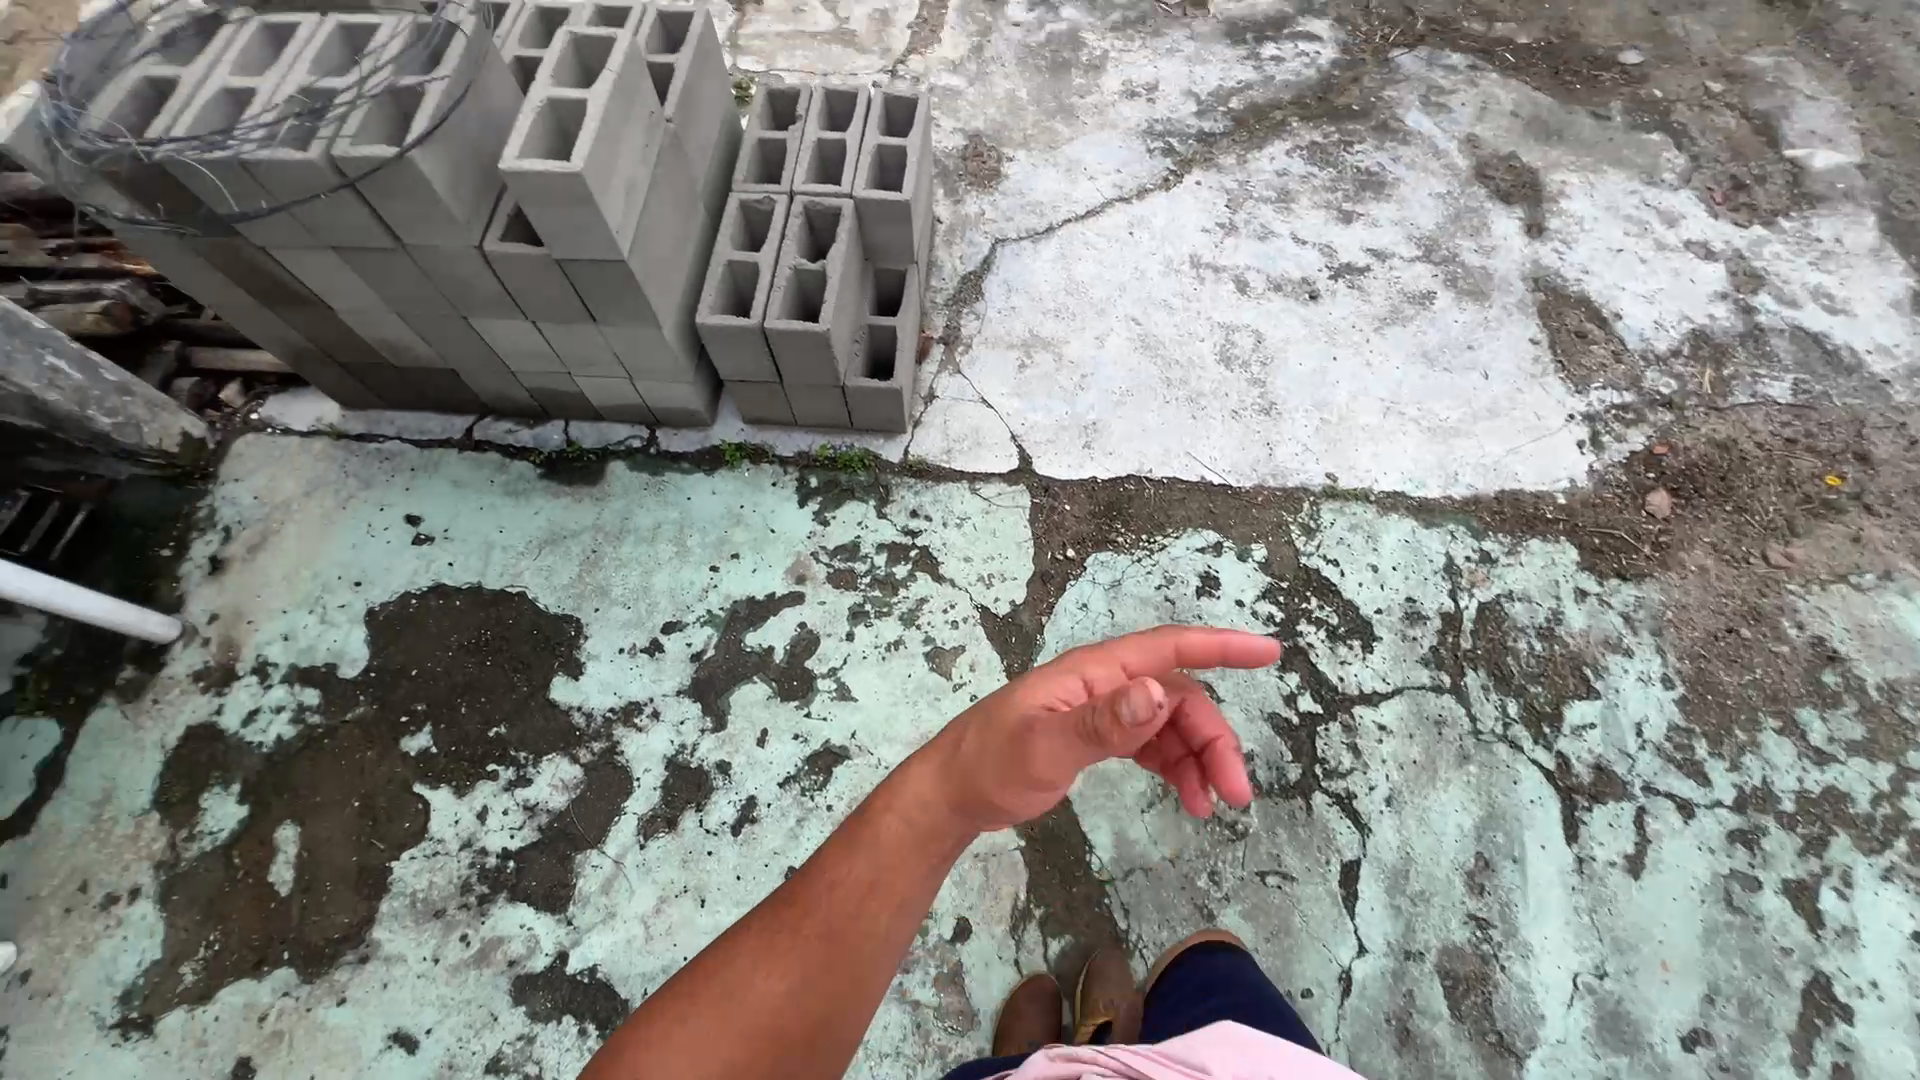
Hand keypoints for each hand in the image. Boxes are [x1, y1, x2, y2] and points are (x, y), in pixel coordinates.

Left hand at [918, 626, 1282, 832]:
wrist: (954, 792)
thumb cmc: (992, 764)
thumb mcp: (1044, 747)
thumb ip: (1101, 724)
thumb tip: (1159, 693)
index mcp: (1093, 672)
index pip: (1167, 648)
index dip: (1221, 647)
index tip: (1270, 652)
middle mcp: (1103, 684)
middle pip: (1178, 696)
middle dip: (1213, 738)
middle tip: (1236, 793)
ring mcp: (1100, 710)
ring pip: (1169, 722)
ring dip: (1197, 758)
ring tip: (1212, 806)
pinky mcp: (1096, 737)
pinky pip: (1150, 744)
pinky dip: (1174, 766)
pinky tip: (1188, 799)